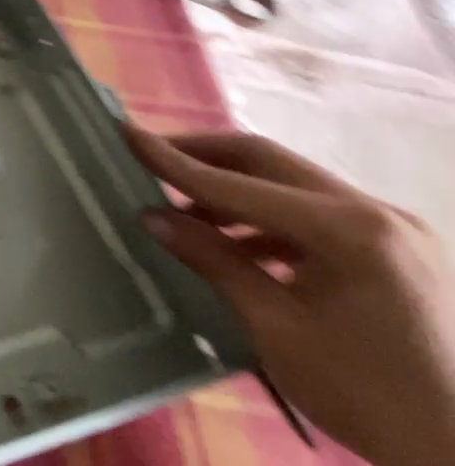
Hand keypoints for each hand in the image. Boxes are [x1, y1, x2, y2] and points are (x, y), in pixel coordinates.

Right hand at [126, 125, 454, 465]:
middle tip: (145, 160)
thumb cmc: (368, 394)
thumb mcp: (274, 328)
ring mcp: (398, 230)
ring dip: (233, 191)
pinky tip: (238, 246)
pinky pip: (319, 214)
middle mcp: (378, 213)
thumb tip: (152, 216)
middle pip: (269, 162)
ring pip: (292, 185)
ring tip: (183, 213)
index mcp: (349, 230)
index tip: (123, 133)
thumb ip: (213, 261)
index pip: (237, 181)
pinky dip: (268, 219)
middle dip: (202, 158)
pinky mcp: (402, 251)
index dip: (172, 159)